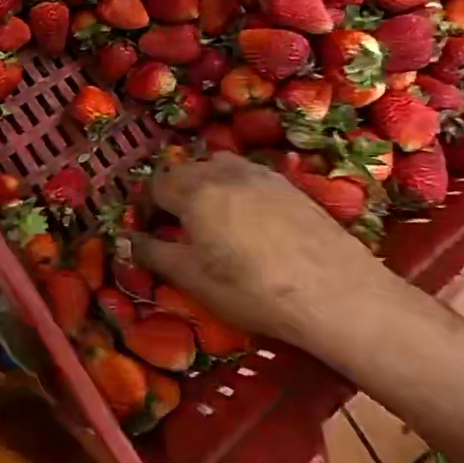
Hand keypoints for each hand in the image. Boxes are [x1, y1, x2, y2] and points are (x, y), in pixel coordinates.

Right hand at [129, 154, 415, 356]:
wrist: (337, 296)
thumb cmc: (251, 289)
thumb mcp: (191, 277)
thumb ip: (153, 253)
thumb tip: (126, 241)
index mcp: (194, 191)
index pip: (155, 185)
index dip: (145, 207)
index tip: (147, 231)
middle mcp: (225, 173)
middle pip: (186, 170)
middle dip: (173, 193)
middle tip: (175, 226)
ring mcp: (262, 176)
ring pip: (220, 167)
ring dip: (205, 185)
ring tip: (210, 218)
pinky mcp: (292, 187)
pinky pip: (250, 177)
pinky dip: (236, 190)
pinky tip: (248, 221)